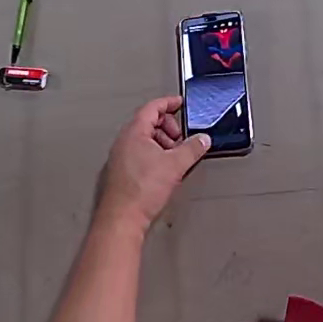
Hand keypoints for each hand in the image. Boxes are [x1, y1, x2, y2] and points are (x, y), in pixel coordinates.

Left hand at [93, 96, 209, 232]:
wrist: (122, 218)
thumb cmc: (139, 191)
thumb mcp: (175, 165)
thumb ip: (192, 149)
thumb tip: (201, 140)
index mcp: (134, 132)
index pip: (152, 107)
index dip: (169, 103)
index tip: (179, 103)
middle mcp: (124, 142)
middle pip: (149, 123)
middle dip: (169, 128)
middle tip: (181, 138)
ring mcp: (121, 157)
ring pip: (145, 140)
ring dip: (163, 144)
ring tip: (174, 158)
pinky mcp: (121, 172)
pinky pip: (140, 155)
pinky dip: (154, 156)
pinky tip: (163, 171)